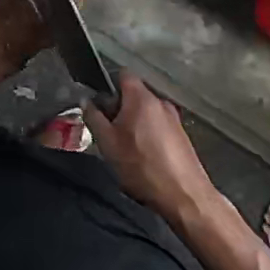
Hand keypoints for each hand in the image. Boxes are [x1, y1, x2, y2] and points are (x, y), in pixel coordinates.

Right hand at [82, 73, 219, 221]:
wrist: (183, 194)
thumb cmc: (141, 166)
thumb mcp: (107, 143)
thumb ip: (94, 118)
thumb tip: (86, 100)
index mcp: (141, 98)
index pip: (123, 74)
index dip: (108, 86)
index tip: (99, 106)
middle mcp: (160, 102)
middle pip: (134, 94)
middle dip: (119, 109)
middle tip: (109, 133)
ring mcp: (173, 118)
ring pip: (146, 112)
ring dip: (134, 124)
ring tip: (126, 149)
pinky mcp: (181, 134)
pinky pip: (158, 125)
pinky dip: (148, 135)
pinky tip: (144, 157)